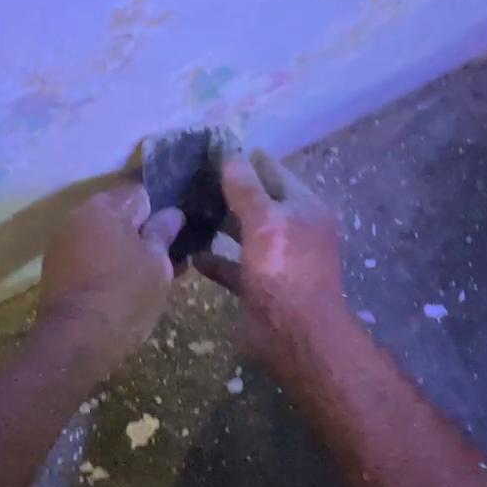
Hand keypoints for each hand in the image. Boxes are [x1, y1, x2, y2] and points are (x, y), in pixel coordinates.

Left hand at [38, 180, 185, 365]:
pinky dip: (106, 265)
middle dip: (143, 232)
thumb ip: (164, 232)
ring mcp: (62, 243)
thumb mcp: (157, 263)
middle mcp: (77, 216)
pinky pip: (89, 257)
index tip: (178, 231)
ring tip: (150, 276)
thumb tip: (172, 214)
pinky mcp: (56, 269)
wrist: (77, 341)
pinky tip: (125, 287)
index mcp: (103, 206)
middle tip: (169, 257)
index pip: (141, 193)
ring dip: (125, 250)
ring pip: (104, 238)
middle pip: (120, 215)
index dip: (162, 210)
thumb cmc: (124, 295)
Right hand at [192, 151, 347, 365]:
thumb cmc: (284, 271)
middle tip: (188, 178)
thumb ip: (246, 188)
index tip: (208, 150)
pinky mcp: (259, 285)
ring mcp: (276, 259)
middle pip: (257, 200)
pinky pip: (234, 266)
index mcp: (303, 207)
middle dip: (227, 190)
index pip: (272, 171)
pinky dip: (215, 259)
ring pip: (244, 232)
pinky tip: (192, 254)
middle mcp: (292, 229)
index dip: (243, 159)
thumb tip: (231, 153)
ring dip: (218, 224)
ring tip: (184, 210)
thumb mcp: (265, 221)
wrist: (296, 336)